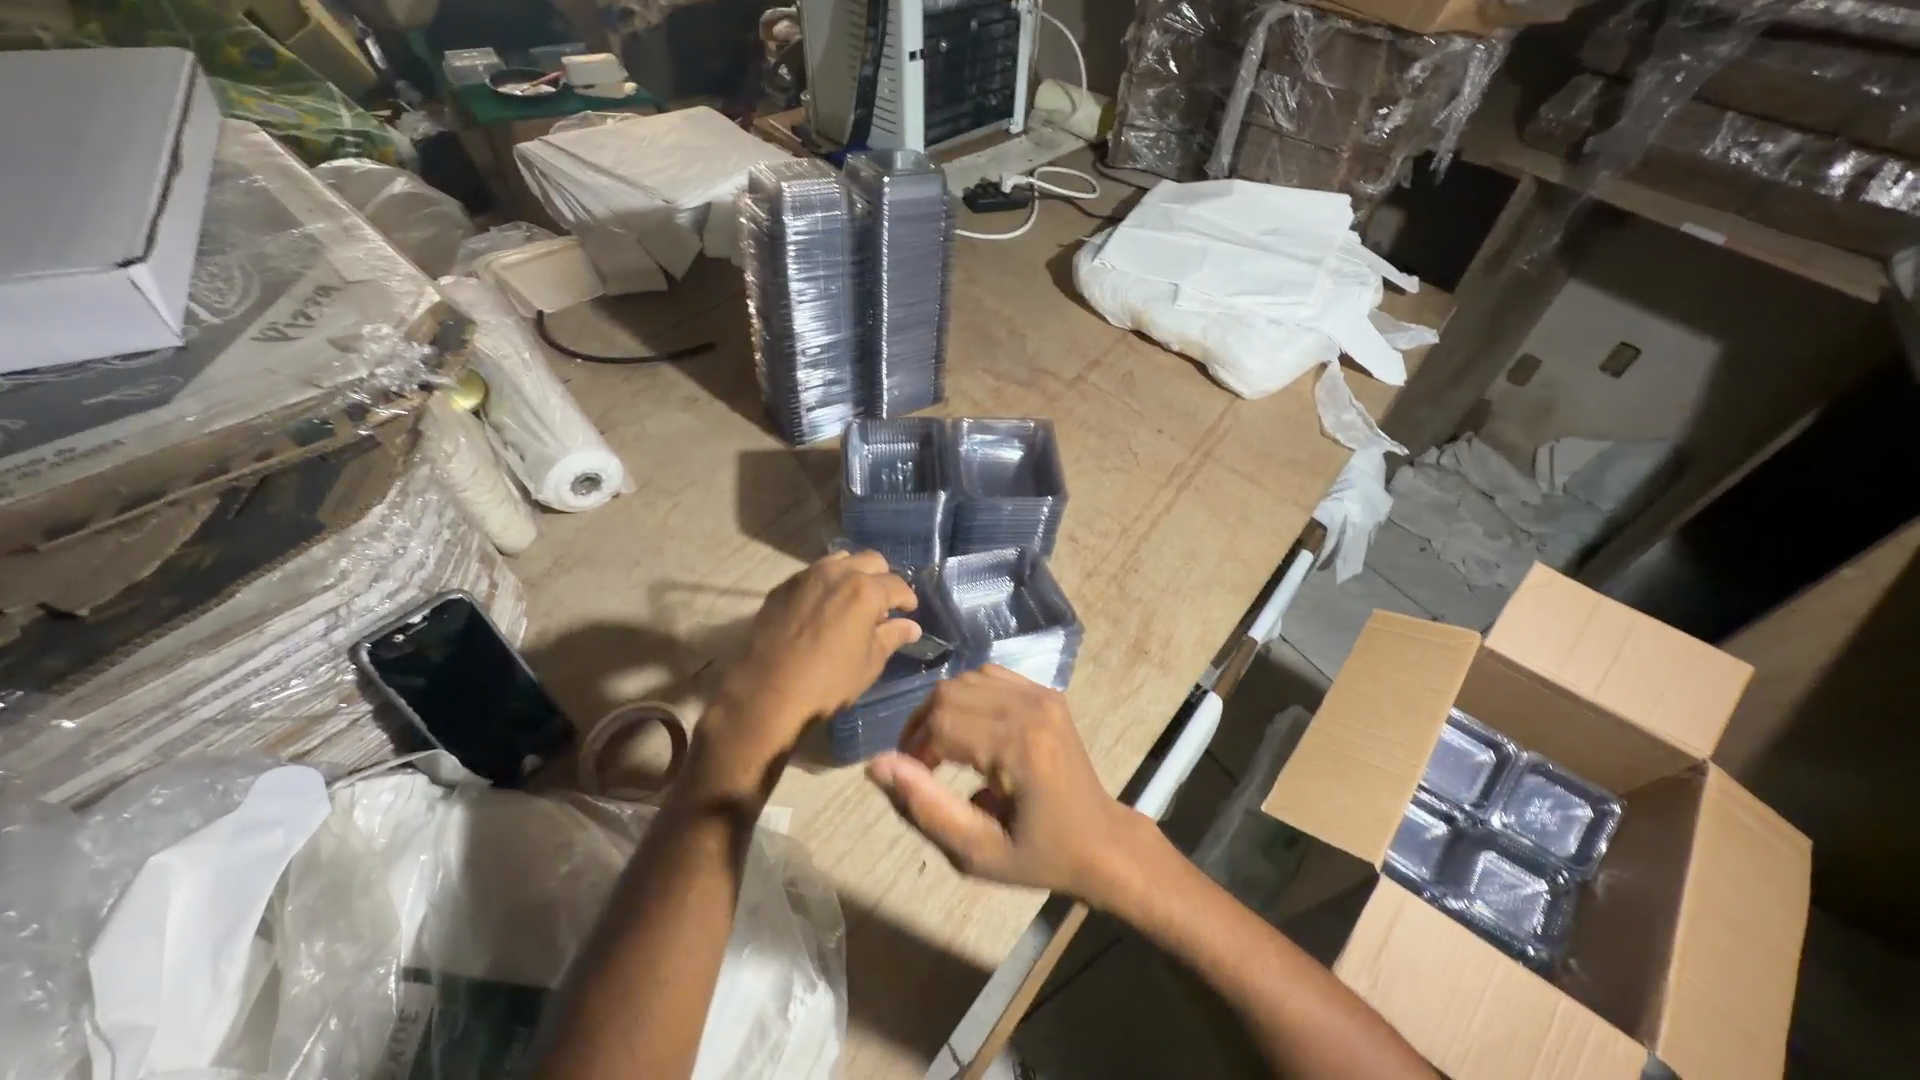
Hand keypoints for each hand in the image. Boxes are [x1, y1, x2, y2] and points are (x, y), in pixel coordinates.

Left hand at [705, 551, 920, 768]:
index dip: (907, 599)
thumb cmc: (828, 681)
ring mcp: (807, 576)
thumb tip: (911, 627)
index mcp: (865, 590)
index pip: (897, 584)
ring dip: (853, 574)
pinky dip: (825, 583)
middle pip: (871, 561)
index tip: (908, 611)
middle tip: (882, 605)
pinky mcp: (783, 587)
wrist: (768, 690)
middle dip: (882, 579)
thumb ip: (892, 637)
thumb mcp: (869, 663)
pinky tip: (823, 608)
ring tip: (852, 600)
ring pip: (839, 560)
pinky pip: (812, 574)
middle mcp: (837, 573)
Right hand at [865, 666, 1153, 908]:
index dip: (912, 752)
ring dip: (940, 711)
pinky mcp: (1046, 692)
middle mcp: (1032, 708)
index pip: (941, 725)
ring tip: (938, 750)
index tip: (912, 784)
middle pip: (947, 695)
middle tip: (919, 769)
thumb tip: (876, 764)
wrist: (1100, 843)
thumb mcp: (976, 852)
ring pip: (963, 680)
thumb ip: (924, 808)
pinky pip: (988, 676)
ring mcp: (1042, 695)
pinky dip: (965, 697)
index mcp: (1020, 747)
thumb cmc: (1039, 856)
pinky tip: (966, 730)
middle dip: (921, 729)